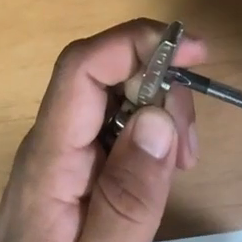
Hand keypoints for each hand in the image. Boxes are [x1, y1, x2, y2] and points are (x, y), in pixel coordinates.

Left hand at [0, 20, 207, 241]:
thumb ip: (127, 200)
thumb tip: (159, 116)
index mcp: (47, 159)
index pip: (81, 68)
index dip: (135, 41)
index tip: (194, 52)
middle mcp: (47, 145)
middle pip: (100, 76)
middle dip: (157, 84)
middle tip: (194, 146)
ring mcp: (56, 159)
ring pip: (110, 100)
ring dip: (157, 111)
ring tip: (187, 162)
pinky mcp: (69, 176)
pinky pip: (110, 132)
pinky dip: (147, 137)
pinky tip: (165, 170)